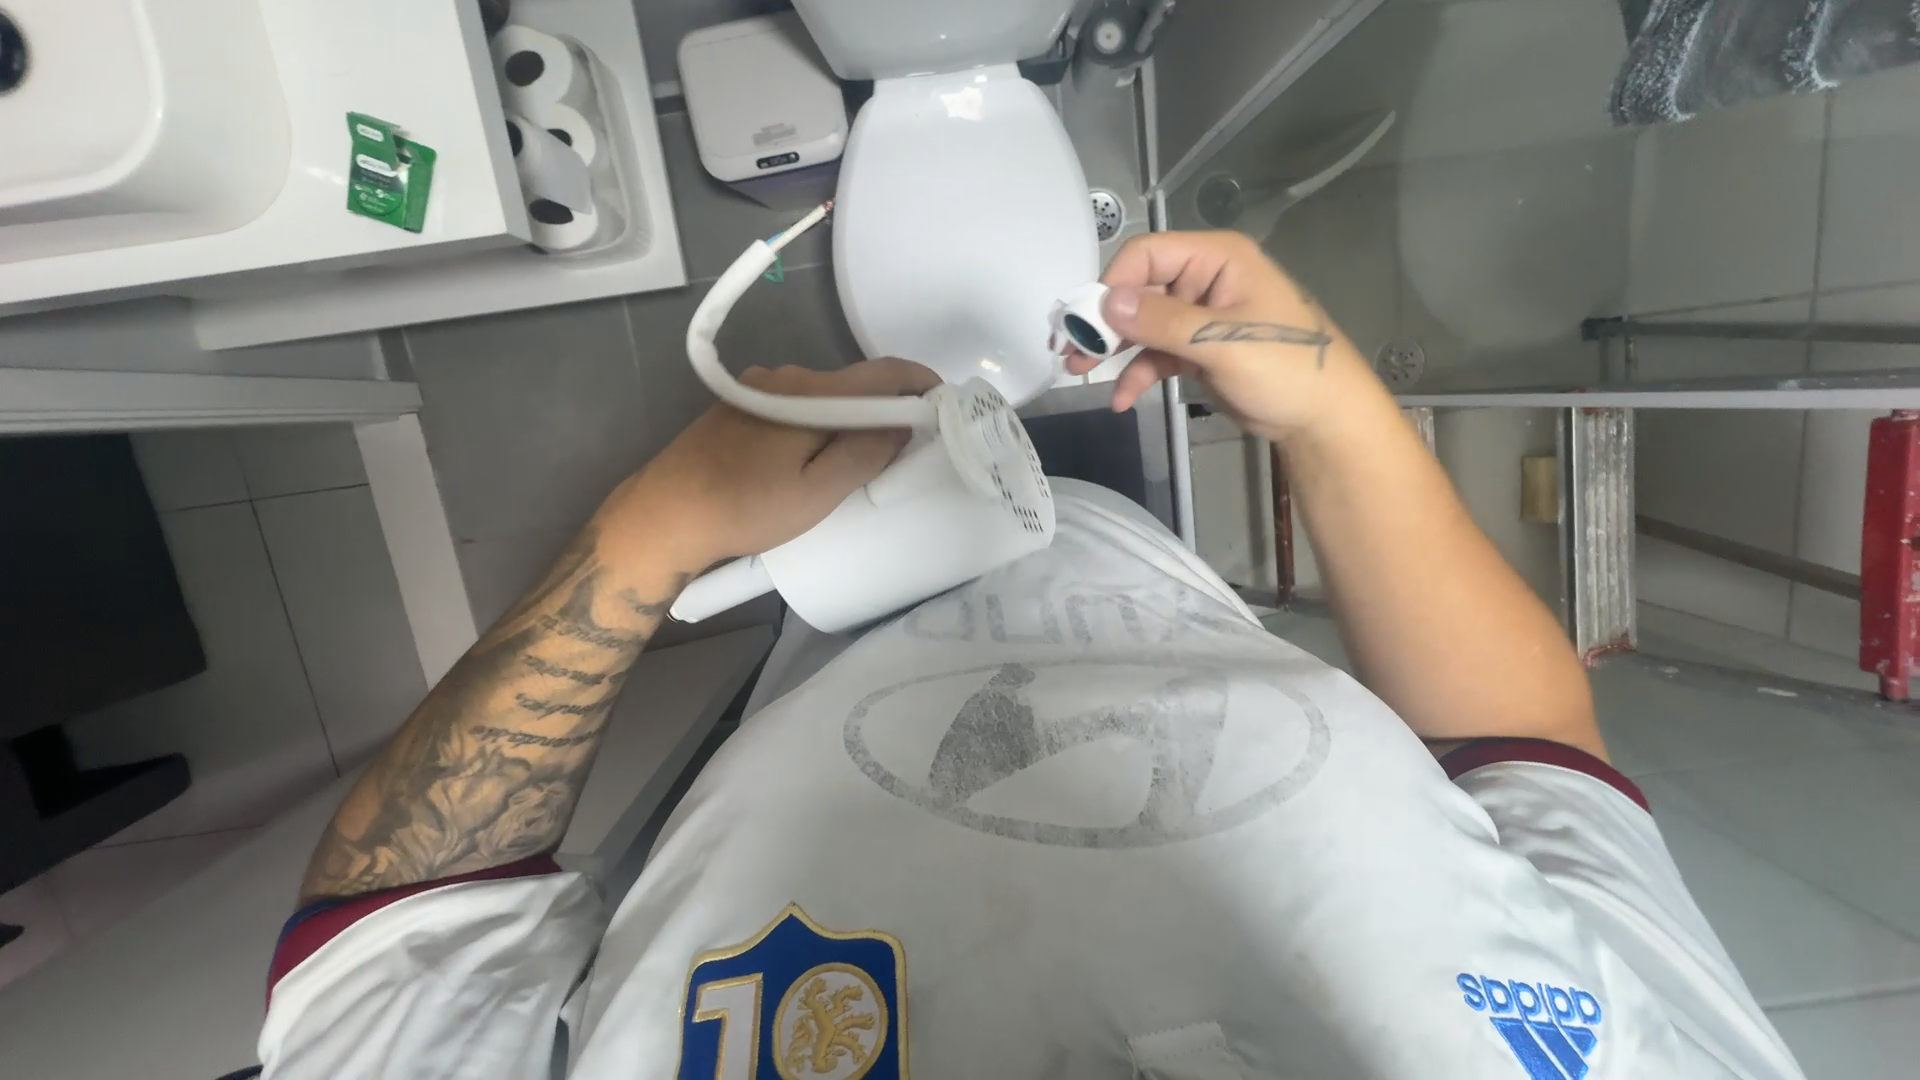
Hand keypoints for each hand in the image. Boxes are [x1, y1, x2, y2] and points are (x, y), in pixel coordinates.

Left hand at [598, 358, 939, 573]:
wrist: (664, 516)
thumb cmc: (745, 508)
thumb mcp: (817, 493)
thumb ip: (864, 454)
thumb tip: (900, 426)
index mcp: (809, 394)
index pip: (882, 374)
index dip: (920, 385)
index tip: (944, 407)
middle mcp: (785, 378)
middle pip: (853, 386)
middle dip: (886, 411)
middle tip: (905, 452)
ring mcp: (759, 391)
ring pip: (825, 400)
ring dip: (850, 423)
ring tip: (858, 467)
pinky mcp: (741, 407)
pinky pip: (798, 408)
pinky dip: (820, 427)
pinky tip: (813, 462)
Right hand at [1063, 231, 1388, 444]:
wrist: (1321, 416)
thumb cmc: (1285, 368)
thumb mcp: (1221, 342)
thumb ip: (1162, 321)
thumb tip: (1106, 303)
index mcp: (1216, 259)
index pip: (1147, 254)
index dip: (1112, 284)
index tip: (1085, 322)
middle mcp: (1203, 281)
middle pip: (1137, 290)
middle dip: (1102, 321)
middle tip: (1068, 350)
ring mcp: (1197, 317)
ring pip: (1140, 325)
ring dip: (1111, 349)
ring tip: (1078, 373)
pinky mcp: (1195, 350)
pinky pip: (1154, 355)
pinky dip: (1136, 374)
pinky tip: (1122, 400)